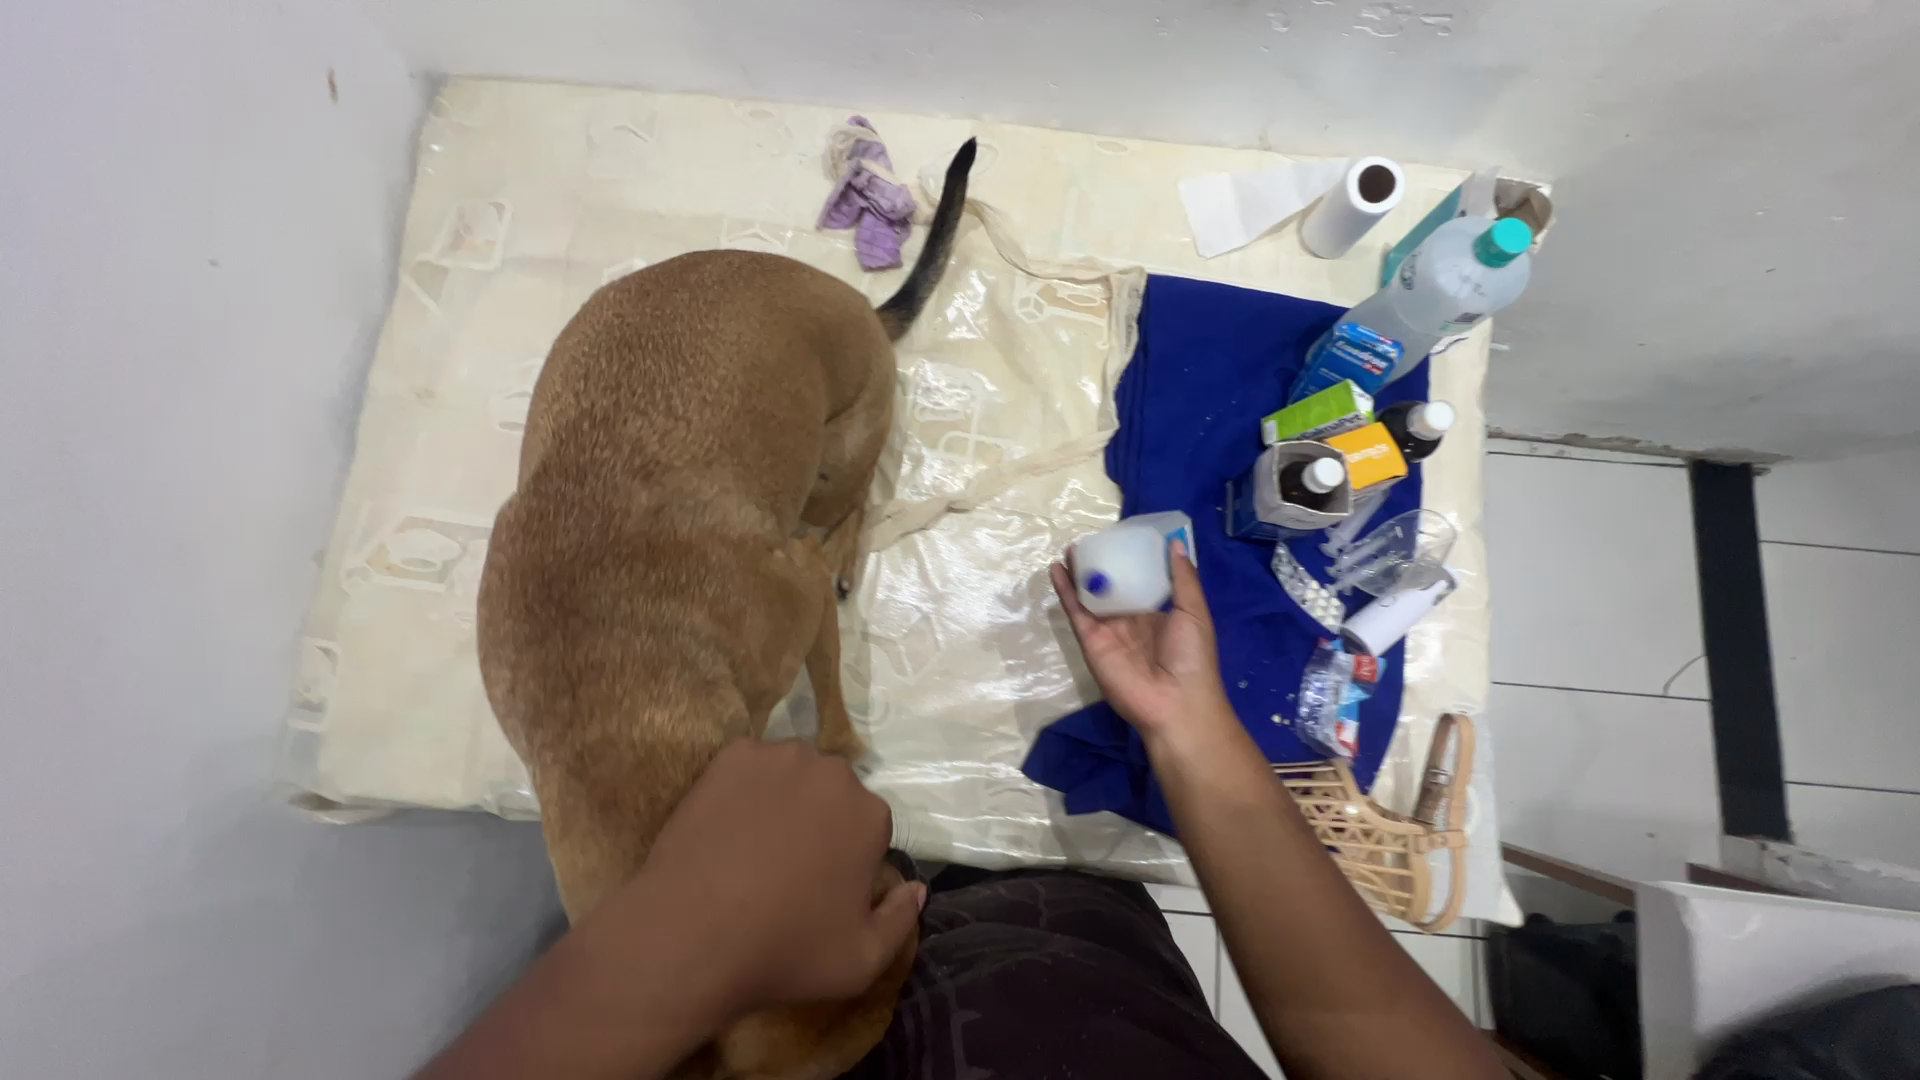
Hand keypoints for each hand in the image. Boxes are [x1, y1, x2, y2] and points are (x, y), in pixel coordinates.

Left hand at [622, 739, 924, 1017]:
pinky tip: (726, 824)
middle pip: (833, 792)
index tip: (820, 886)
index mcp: (871, 814)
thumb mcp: (861, 962)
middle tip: (784, 865)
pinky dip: (743, 785)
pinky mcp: (734, 755)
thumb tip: (919, 888)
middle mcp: (835, 772)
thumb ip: (902, 921)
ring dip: (783, 797)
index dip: (846, 857)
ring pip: (792, 772)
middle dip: (819, 820)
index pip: (868, 826)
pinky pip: (749, 765)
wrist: (690, 934)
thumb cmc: (783, 950)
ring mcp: (782, 758)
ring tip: (751, 843)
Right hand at [1050, 541, 1233, 738]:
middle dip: (1100, 564)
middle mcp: (1129, 619)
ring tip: (1071, 549)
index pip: (1138, 580)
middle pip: (1110, 585)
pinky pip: (1075, 611)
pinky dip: (1064, 590)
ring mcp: (1107, 629)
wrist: (1174, 702)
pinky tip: (1057, 569)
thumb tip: (1175, 543)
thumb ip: (1183, 579)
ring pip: (1089, 595)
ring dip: (1079, 573)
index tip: (1120, 536)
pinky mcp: (1090, 640)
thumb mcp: (1194, 612)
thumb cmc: (1192, 657)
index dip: (1129, 560)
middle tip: (1090, 540)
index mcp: (1155, 613)